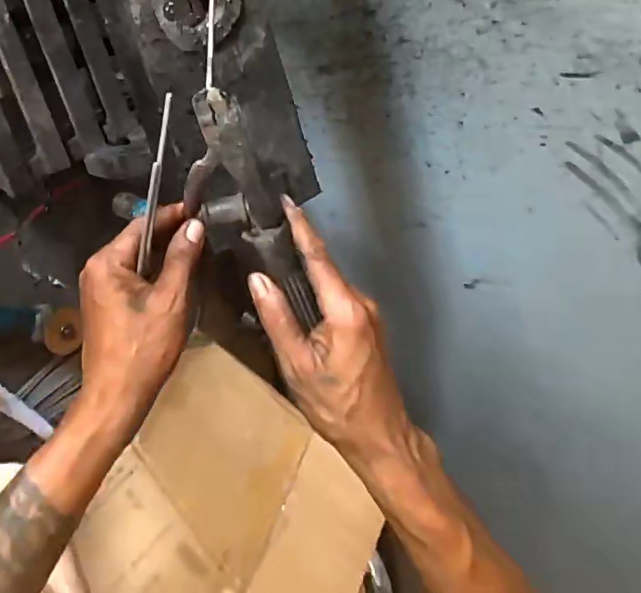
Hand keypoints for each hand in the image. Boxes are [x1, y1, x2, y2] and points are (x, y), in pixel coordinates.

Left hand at [75, 202, 204, 433]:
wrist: (115, 399)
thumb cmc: (143, 349)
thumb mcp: (170, 300)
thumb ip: (182, 258)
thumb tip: (194, 225)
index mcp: (106, 261)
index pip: (141, 224)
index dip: (170, 216)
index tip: (197, 211)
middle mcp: (96, 268)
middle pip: (136, 240)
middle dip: (168, 235)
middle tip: (200, 232)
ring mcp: (97, 287)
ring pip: (135, 260)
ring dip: (162, 255)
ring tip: (193, 251)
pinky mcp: (103, 304)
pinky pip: (130, 277)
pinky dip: (152, 274)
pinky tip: (174, 278)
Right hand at [248, 198, 416, 468]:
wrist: (382, 439)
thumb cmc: (336, 405)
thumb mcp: (297, 365)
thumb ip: (278, 317)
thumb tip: (258, 277)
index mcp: (345, 308)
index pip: (319, 257)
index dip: (301, 227)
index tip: (285, 201)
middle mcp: (361, 302)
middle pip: (324, 266)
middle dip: (297, 245)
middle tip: (265, 228)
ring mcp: (368, 313)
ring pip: (330, 282)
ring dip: (305, 268)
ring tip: (272, 256)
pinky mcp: (368, 325)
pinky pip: (336, 295)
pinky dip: (316, 287)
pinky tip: (295, 291)